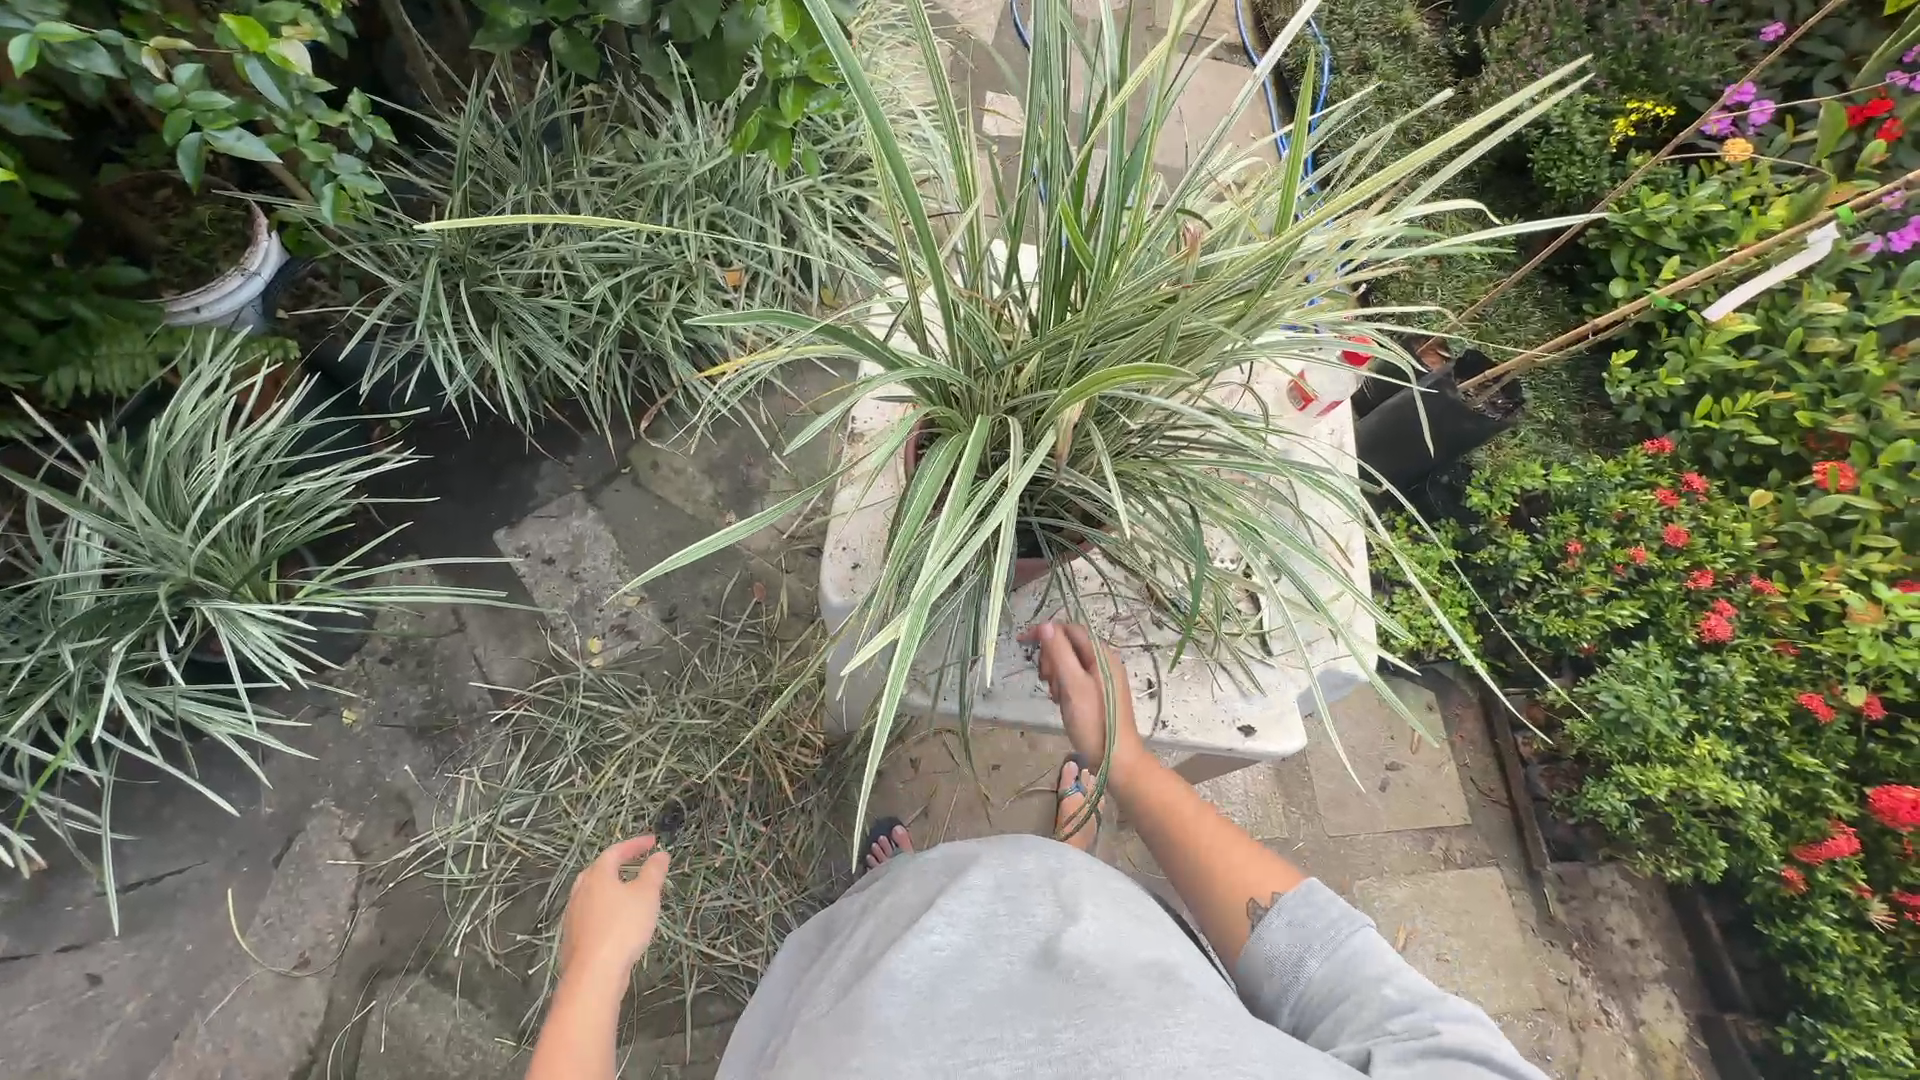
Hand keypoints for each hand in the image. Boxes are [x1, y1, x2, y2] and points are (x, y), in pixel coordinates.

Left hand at [557, 836, 669, 988]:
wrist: (593, 975)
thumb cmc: (623, 927)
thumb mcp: (647, 894)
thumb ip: (654, 871)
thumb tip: (660, 854)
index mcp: (598, 877)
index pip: (615, 852)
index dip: (634, 844)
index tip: (653, 842)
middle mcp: (580, 893)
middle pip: (597, 871)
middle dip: (616, 864)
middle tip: (634, 862)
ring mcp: (573, 917)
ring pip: (591, 894)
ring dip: (609, 887)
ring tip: (627, 891)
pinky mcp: (573, 939)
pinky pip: (589, 914)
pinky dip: (604, 908)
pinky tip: (616, 920)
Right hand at [1019, 621, 1145, 780]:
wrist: (1115, 759)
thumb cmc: (1093, 721)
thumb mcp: (1073, 684)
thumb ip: (1059, 652)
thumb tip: (1045, 625)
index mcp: (1102, 655)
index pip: (1070, 629)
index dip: (1046, 632)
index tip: (1023, 643)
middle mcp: (1103, 662)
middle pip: (1068, 645)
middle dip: (1051, 658)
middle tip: (1046, 679)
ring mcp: (1101, 678)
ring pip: (1068, 663)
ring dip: (1055, 674)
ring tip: (1055, 695)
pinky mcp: (1096, 693)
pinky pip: (1073, 679)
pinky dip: (1062, 686)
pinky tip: (1061, 702)